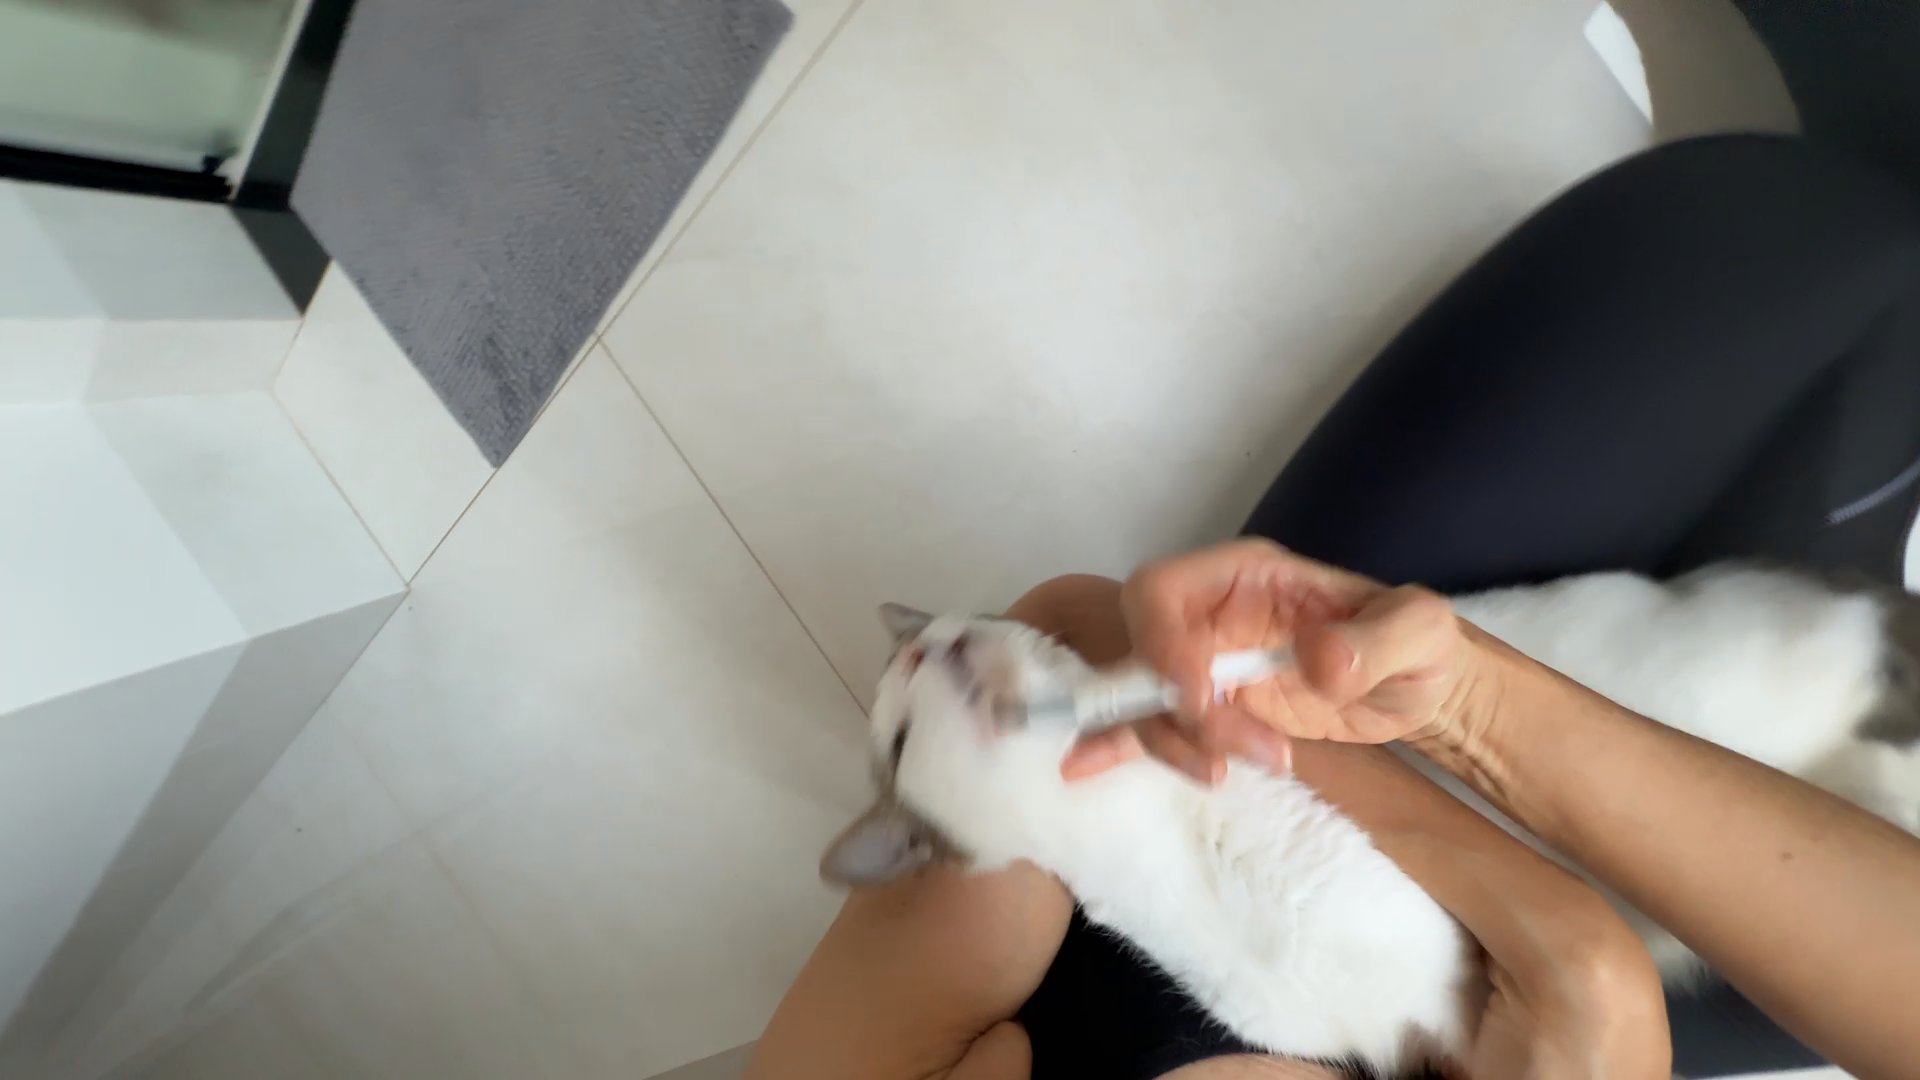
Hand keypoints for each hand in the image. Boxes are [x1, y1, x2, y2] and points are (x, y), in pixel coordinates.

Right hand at [1062, 539, 1480, 782]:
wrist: (1413, 694)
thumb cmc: (1415, 649)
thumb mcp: (1422, 631)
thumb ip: (1380, 636)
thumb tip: (1320, 663)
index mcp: (1241, 576)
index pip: (1161, 588)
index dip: (1158, 638)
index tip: (1200, 695)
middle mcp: (1205, 617)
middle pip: (1140, 650)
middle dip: (1171, 706)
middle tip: (1231, 748)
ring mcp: (1199, 666)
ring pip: (1142, 700)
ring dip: (1173, 741)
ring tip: (1240, 769)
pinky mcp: (1204, 712)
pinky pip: (1147, 724)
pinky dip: (1115, 746)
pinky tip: (1083, 767)